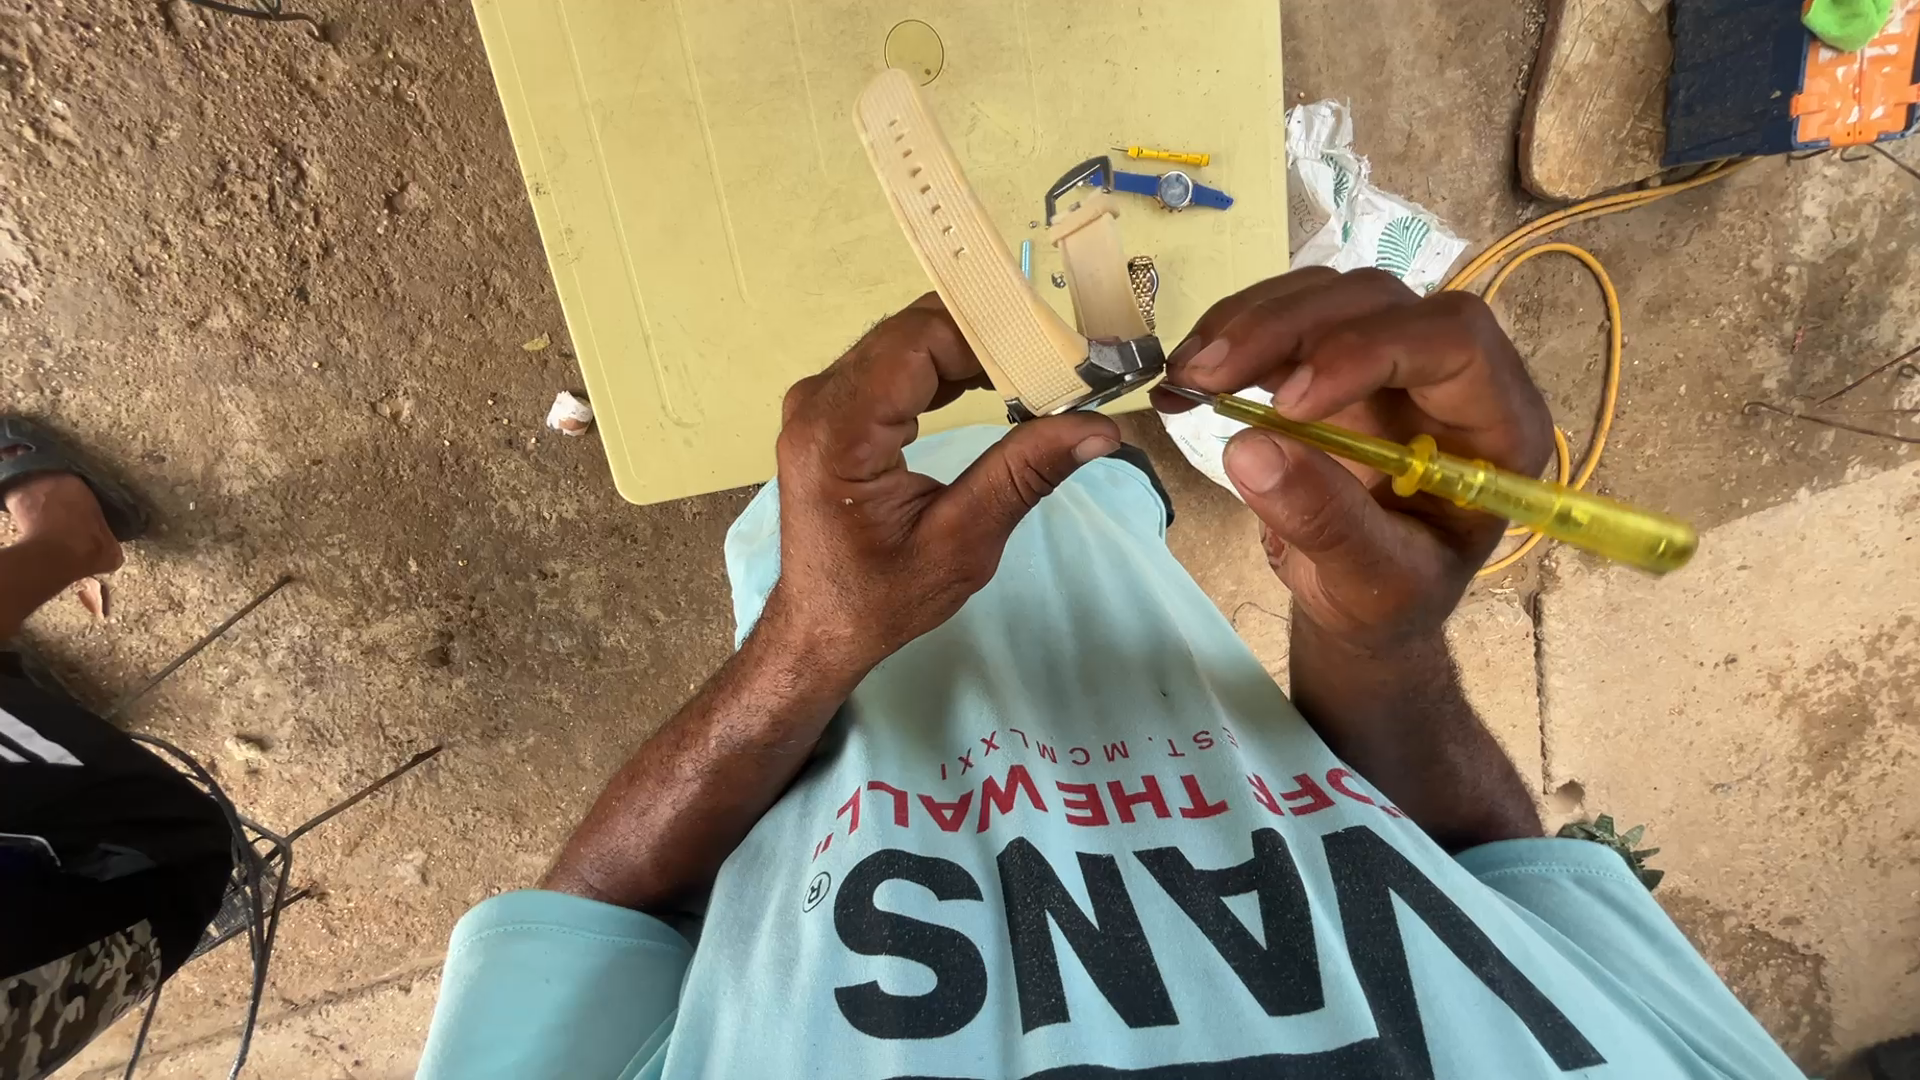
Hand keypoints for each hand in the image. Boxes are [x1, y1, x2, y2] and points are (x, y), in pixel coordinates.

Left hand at [767, 293, 1121, 681]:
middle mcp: (817, 401)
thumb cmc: (883, 597)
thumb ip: (1024, 475)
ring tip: (1036, 374)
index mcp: (837, 432)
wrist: (822, 625)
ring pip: (906, 342)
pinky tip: (991, 384)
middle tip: (1057, 363)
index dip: (992, 336)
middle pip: (912, 332)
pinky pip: (894, 366)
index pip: (918, 340)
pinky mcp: (832, 411)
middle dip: (989, 339)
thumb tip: (1101, 428)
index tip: (1057, 357)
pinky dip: (947, 369)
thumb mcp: (962, 543)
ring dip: (972, 352)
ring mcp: (820, 402)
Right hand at [1153, 268, 1552, 654]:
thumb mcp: (1369, 582)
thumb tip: (1249, 449)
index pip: (1451, 341)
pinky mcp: (1326, 367)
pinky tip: (1183, 378)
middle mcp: (1440, 376)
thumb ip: (1325, 522)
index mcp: (1490, 426)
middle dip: (1282, 329)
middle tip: (1203, 374)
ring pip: (1322, 297)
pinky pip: (1282, 322)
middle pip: (1373, 302)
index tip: (1284, 404)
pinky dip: (1226, 339)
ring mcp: (1381, 364)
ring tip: (1183, 374)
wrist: (1358, 598)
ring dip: (1245, 325)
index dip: (1366, 352)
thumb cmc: (1386, 599)